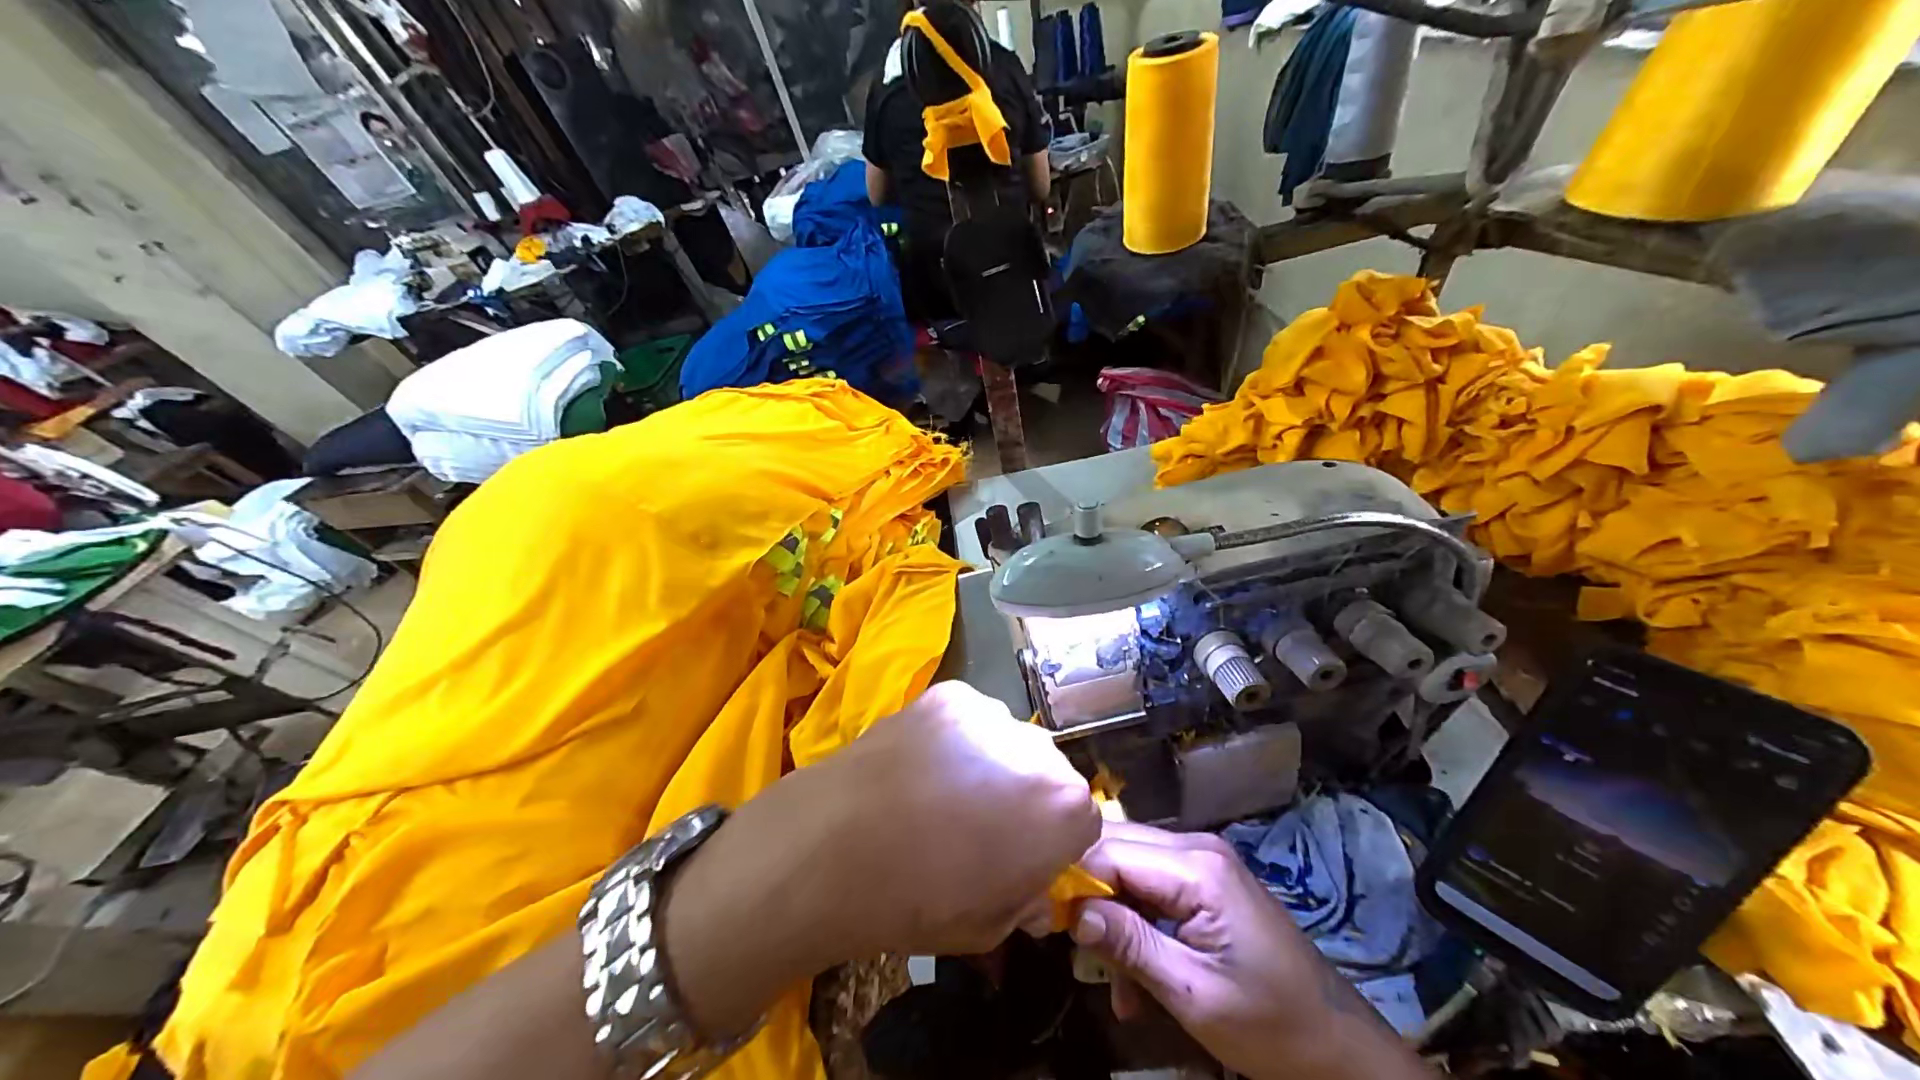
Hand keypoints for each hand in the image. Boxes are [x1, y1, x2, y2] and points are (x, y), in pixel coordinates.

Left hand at [802, 680, 1102, 955]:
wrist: (832, 846)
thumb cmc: (916, 900)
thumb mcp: (987, 928)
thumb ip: (1027, 903)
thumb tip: (1034, 891)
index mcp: (1064, 809)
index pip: (1083, 821)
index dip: (1052, 843)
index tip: (1020, 856)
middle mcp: (1039, 750)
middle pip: (1048, 773)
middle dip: (1026, 797)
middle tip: (978, 824)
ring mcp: (990, 713)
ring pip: (1007, 740)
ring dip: (990, 762)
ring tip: (941, 790)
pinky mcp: (948, 694)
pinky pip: (968, 717)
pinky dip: (954, 737)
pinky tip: (919, 764)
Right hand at [1072, 823, 1432, 1079]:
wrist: (1343, 1049)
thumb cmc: (1272, 1027)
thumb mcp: (1194, 994)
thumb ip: (1131, 946)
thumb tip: (1073, 913)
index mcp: (1196, 867)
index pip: (1110, 853)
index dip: (1073, 884)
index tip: (1048, 924)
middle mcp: (1196, 848)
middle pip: (1117, 851)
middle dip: (1090, 899)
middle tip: (1072, 948)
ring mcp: (1203, 864)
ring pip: (1130, 871)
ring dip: (1113, 921)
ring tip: (1114, 986)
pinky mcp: (1207, 884)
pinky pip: (1153, 890)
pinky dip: (1137, 927)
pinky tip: (1136, 982)